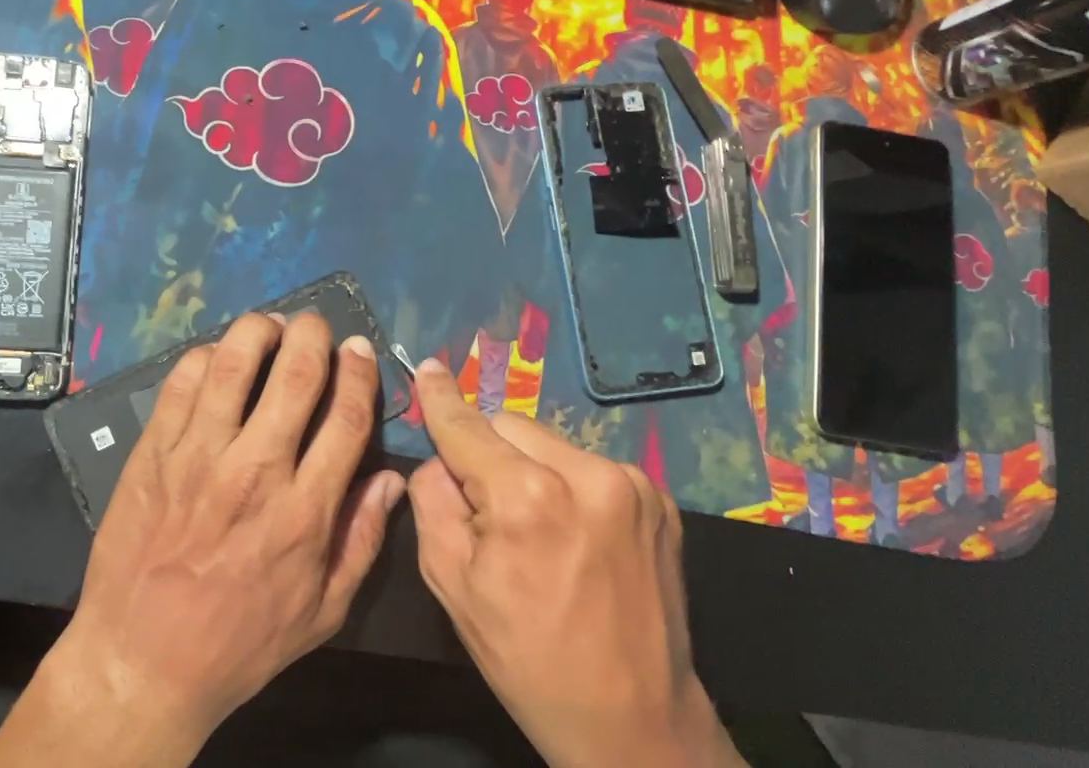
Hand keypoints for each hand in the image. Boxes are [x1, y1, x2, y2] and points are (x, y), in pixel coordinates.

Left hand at [0, 312, 406, 767]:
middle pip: (294, 376)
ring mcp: (197, 457)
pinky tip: (216, 356)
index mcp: (305, 511)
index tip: (359, 350)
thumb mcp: (322, 612)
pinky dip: (203, 358)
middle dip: (312, 336)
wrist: (144, 660)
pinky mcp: (153, 453)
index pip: (345, 418)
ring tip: (268, 323)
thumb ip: (362, 541)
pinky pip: (180, 385)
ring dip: (257, 331)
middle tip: (315, 324)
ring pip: (232, 365)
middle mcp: (255, 471)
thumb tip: (391, 482)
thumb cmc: (241, 643)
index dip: (359, 373)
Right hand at [407, 359, 744, 767]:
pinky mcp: (660, 501)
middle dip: (486, 451)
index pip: (468, 427)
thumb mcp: (450, 583)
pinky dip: (569, 485)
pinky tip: (573, 534)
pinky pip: (590, 467)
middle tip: (482, 505)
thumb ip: (433, 501)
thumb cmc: (526, 656)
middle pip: (509, 425)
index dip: (440, 399)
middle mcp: (587, 473)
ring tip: (535, 527)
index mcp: (528, 497)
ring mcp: (633, 484)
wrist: (633, 720)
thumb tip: (441, 460)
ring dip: (529, 466)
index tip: (427, 368)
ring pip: (551, 443)